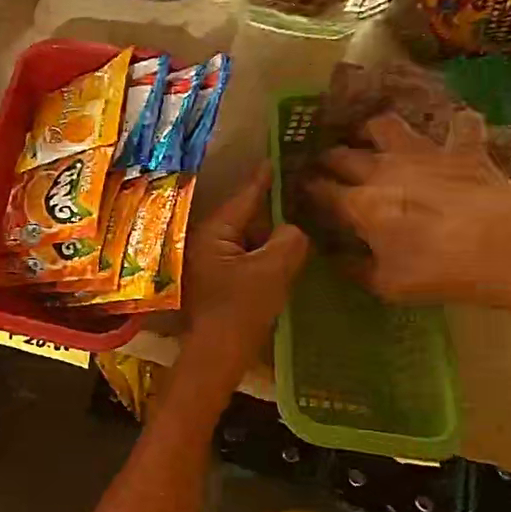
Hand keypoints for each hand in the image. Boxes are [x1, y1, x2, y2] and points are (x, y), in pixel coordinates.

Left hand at [182, 165, 308, 364]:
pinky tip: (285, 255)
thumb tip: (293, 228)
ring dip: (269, 235)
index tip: (282, 156)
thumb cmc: (240, 310)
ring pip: (245, 237)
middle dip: (273, 210)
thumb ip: (288, 239)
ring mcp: (206, 260)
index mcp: (212, 231)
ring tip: (303, 223)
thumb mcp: (272, 270)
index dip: (267, 177)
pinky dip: (262, 254)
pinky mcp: (214, 279)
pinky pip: (243, 255)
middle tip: (306, 195)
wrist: (216, 355)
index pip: (245, 196)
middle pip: (246, 216)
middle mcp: (204, 240)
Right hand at [305, 110, 510, 308]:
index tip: (299, 190)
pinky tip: (454, 131)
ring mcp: (424, 155)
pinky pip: (461, 125)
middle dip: (327, 157)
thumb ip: (355, 268)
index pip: (319, 189)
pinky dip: (457, 126)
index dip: (305, 188)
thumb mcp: (386, 285)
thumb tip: (335, 258)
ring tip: (370, 135)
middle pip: (342, 153)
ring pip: (386, 125)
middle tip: (325, 163)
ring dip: (374, 128)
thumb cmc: (440, 271)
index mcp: (359, 204)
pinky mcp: (465, 151)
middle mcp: (383, 170)